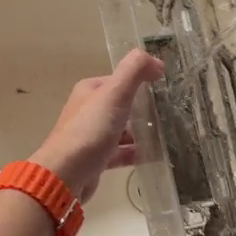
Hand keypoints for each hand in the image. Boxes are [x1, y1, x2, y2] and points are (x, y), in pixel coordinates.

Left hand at [30, 49, 164, 201]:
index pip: (120, 81)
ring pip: (122, 130)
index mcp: (90, 91)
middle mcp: (88, 111)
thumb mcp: (114, 93)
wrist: (67, 174)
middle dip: (144, 111)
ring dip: (142, 133)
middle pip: (122, 106)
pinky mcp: (96, 160)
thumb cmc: (90, 130)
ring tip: (166, 136)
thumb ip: (135, 71)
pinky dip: (135, 153)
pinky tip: (153, 156)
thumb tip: (157, 62)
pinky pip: (120, 153)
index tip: (165, 91)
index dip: (141, 83)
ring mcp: (91, 136)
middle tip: (169, 116)